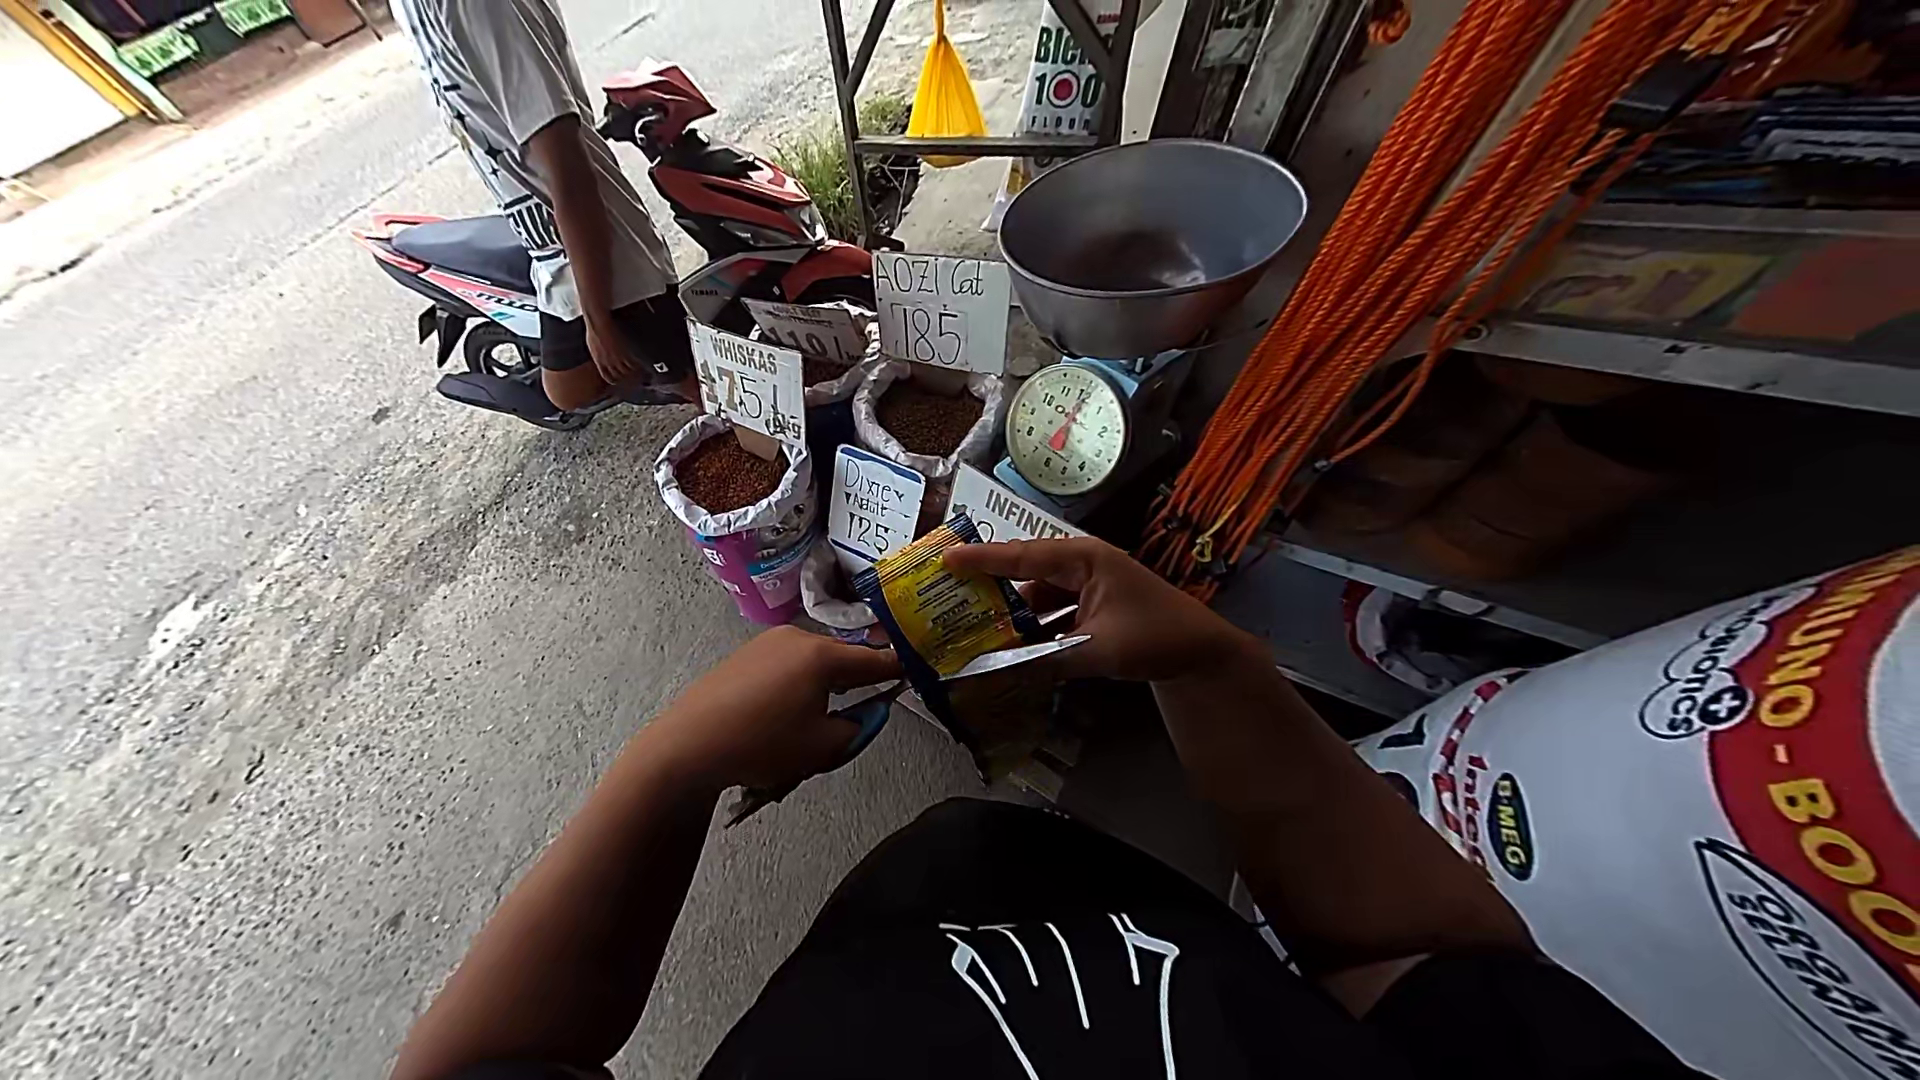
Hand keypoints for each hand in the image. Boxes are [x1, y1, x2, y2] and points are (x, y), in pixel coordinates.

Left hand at [586, 319, 637, 383]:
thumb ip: (598, 356)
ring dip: (633, 372)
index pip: (607, 377)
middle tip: (631, 377)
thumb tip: (602, 360)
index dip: (614, 380)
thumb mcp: (592, 347)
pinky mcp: (624, 352)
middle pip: (619, 376)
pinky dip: (637, 365)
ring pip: (627, 371)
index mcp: (599, 361)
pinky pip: (632, 364)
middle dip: (625, 377)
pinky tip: (640, 365)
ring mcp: (616, 358)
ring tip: (639, 372)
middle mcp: (608, 362)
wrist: (599, 324)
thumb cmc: (594, 332)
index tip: (618, 380)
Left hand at [641, 626, 901, 791]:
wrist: (687, 745)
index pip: (874, 660)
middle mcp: (798, 637)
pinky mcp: (747, 653)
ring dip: (826, 681)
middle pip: (844, 656)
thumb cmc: (760, 745)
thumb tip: (870, 713)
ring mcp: (769, 641)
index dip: (897, 669)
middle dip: (857, 679)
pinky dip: (799, 680)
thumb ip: (858, 727)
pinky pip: (789, 662)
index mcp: (822, 656)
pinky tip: (784, 709)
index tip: (913, 672)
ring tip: (814, 717)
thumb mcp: (822, 747)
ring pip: (815, 660)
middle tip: (861, 708)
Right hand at [943, 537, 1259, 682]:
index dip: (982, 559)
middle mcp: (1081, 565)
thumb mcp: (1099, 649)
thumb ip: (1048, 659)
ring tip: (975, 625)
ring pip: (1037, 595)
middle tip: (952, 594)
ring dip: (1012, 612)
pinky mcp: (1091, 605)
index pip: (1023, 555)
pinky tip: (1013, 644)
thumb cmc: (1157, 636)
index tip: (946, 559)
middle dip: (990, 584)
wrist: (1202, 653)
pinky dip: (1034, 627)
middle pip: (1025, 572)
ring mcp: (1087, 584)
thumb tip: (1002, 672)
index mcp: (1084, 559)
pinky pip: (1052, 611)